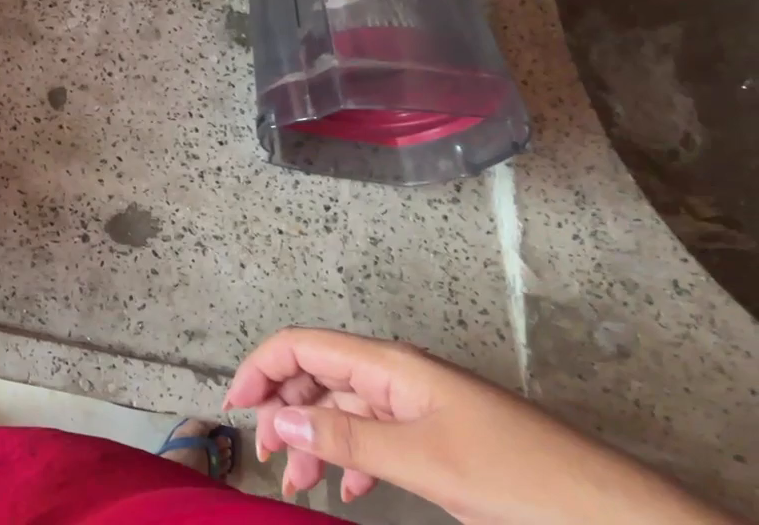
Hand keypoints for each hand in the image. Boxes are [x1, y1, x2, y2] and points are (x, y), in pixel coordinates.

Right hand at [222, 328, 741, 524]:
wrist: (620, 516)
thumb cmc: (516, 477)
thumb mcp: (421, 460)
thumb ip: (342, 436)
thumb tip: (273, 417)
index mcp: (388, 364)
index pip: (301, 346)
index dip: (259, 369)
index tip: (235, 408)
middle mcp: (396, 375)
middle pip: (316, 377)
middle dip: (284, 412)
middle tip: (270, 458)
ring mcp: (417, 405)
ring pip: (343, 410)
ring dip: (315, 441)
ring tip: (298, 481)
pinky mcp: (437, 435)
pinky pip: (374, 435)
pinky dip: (351, 458)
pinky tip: (348, 488)